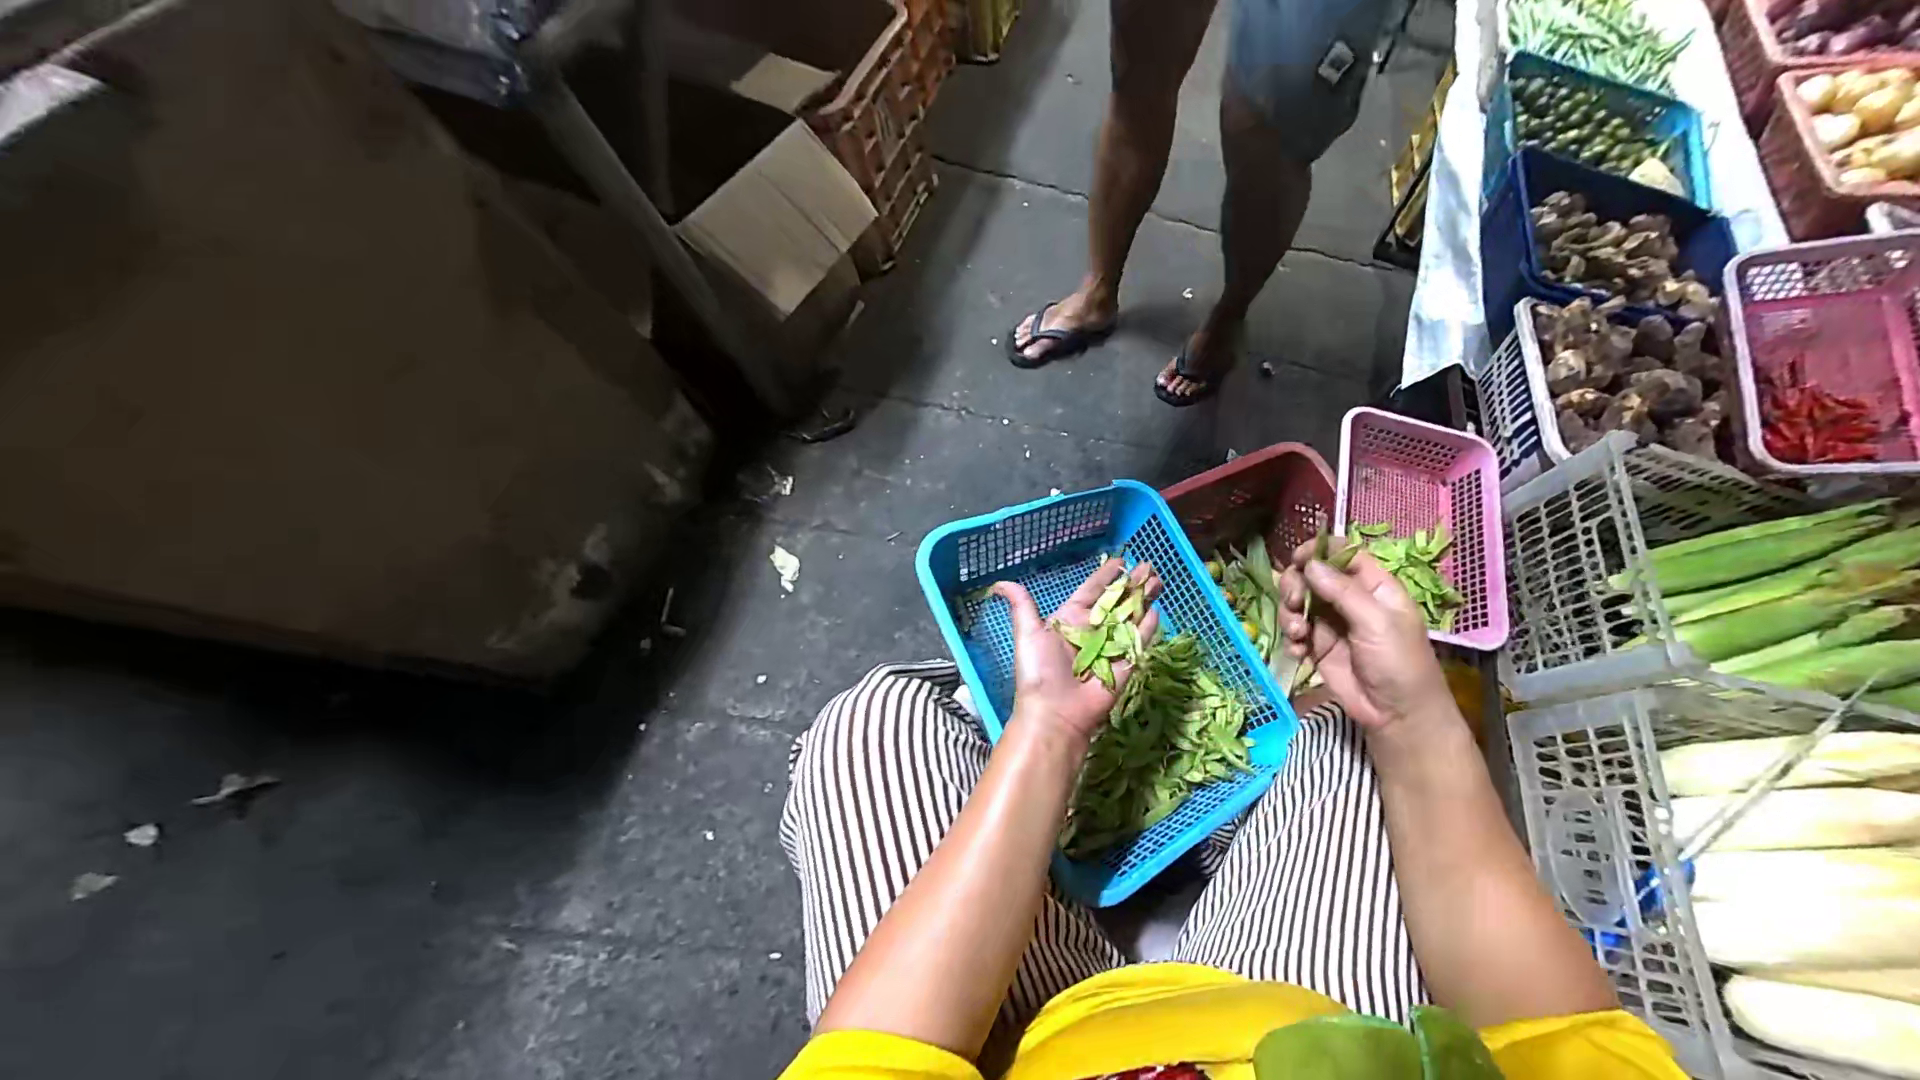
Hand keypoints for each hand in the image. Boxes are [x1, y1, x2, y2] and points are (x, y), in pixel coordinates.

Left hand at [994, 559, 1161, 743]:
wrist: (1054, 712)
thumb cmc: (1039, 671)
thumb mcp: (1028, 632)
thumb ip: (1022, 605)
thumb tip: (999, 583)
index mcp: (1070, 620)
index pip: (1091, 592)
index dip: (1105, 577)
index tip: (1121, 561)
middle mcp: (1092, 631)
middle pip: (1116, 602)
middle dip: (1132, 585)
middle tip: (1149, 567)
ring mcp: (1110, 648)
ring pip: (1131, 618)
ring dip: (1144, 600)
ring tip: (1159, 581)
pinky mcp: (1124, 666)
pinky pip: (1138, 643)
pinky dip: (1148, 628)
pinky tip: (1156, 611)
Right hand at [1279, 540, 1450, 737]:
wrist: (1395, 714)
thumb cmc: (1398, 663)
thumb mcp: (1376, 622)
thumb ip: (1342, 591)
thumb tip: (1309, 564)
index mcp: (1374, 586)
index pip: (1343, 554)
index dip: (1319, 552)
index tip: (1298, 559)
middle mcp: (1349, 599)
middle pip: (1311, 575)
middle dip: (1296, 585)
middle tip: (1293, 602)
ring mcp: (1331, 622)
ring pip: (1297, 601)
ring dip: (1289, 613)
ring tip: (1297, 633)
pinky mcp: (1316, 645)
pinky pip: (1293, 630)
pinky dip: (1290, 638)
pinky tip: (1298, 652)